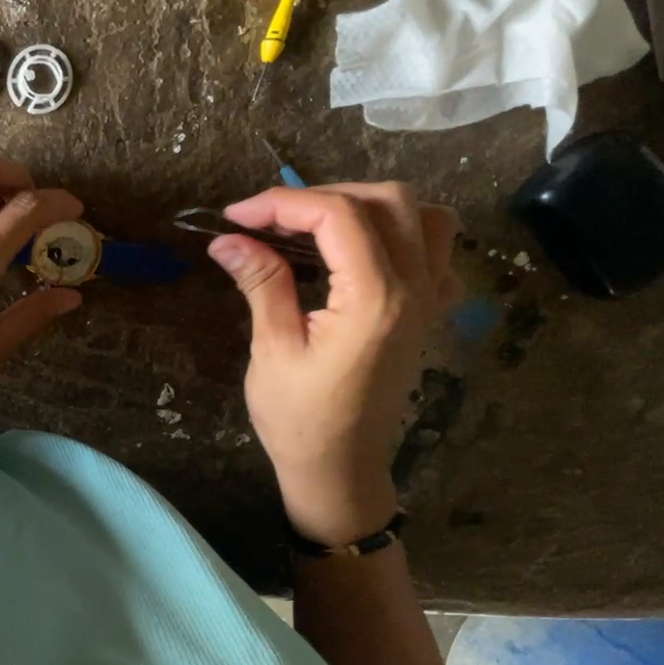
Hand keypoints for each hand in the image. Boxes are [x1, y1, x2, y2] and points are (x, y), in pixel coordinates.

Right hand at [207, 184, 461, 546]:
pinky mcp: (429, 310)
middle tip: (269, 220)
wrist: (340, 467)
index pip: (337, 216)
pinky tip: (359, 253)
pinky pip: (435, 248)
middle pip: (386, 201)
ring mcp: (431, 297)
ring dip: (368, 205)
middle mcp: (416, 287)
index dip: (281, 204)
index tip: (235, 216)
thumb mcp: (272, 350)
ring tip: (315, 224)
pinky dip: (399, 232)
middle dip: (322, 197)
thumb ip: (262, 284)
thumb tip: (228, 239)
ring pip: (421, 215)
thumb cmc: (299, 418)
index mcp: (375, 298)